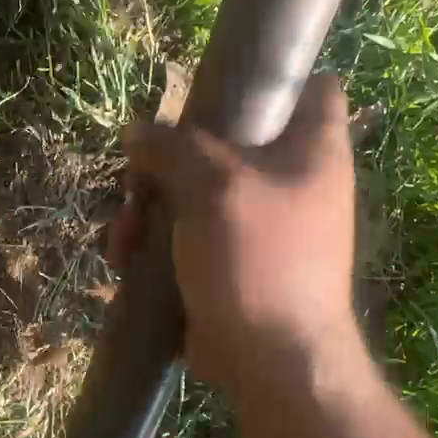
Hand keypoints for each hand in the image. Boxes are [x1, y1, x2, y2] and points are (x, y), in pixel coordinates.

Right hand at [112, 72, 363, 396]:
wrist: (269, 357)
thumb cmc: (258, 259)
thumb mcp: (214, 186)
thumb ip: (174, 148)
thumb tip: (136, 132)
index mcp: (312, 150)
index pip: (311, 88)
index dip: (270, 81)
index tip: (216, 91)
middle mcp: (288, 184)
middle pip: (223, 147)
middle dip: (169, 163)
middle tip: (139, 181)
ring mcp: (255, 230)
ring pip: (190, 199)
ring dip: (146, 212)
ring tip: (125, 236)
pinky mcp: (224, 268)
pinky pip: (181, 242)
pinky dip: (151, 248)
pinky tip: (125, 261)